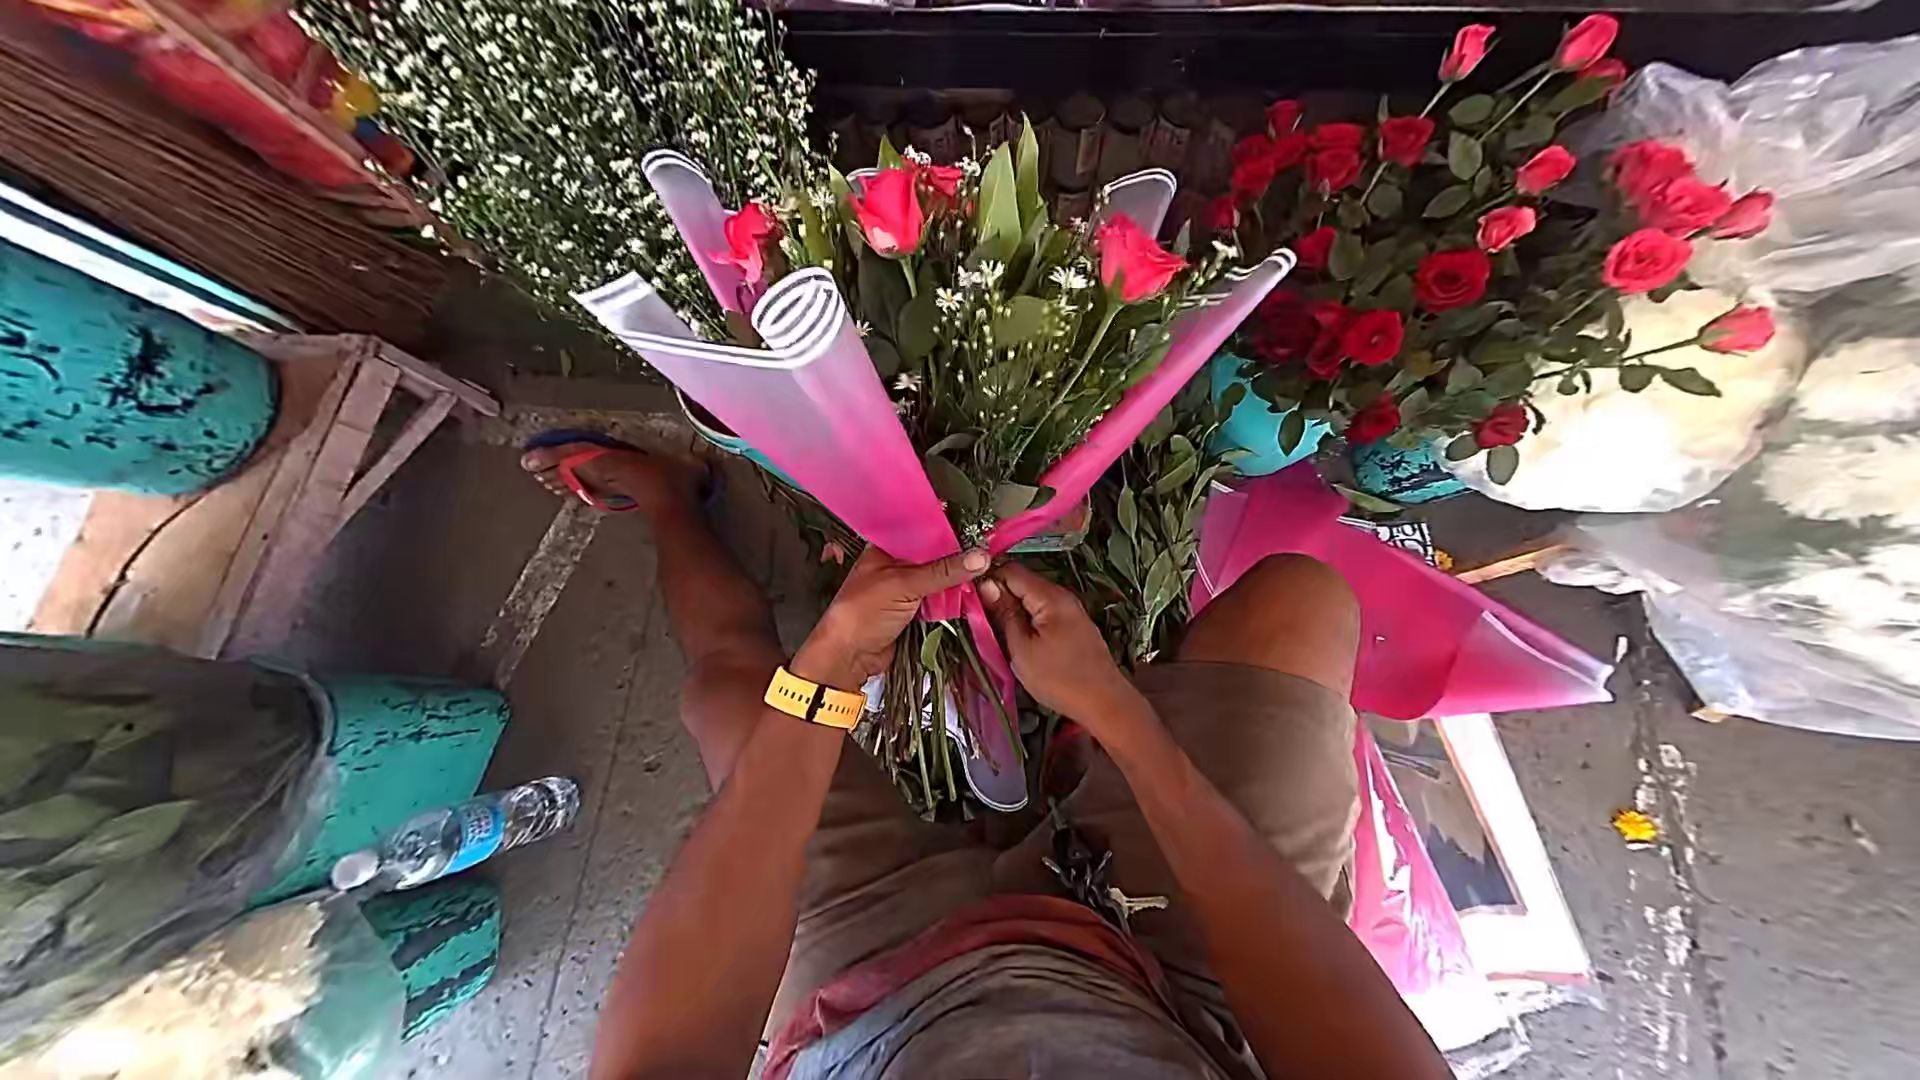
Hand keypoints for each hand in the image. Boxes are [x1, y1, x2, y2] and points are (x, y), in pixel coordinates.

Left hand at [791, 545, 989, 691]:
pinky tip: (971, 595)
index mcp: (886, 550)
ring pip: (939, 580)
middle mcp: (897, 566)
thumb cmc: (864, 612)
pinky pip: (939, 601)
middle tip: (986, 553)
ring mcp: (906, 590)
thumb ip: (943, 571)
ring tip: (985, 572)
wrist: (850, 656)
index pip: (922, 532)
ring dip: (957, 581)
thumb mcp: (904, 584)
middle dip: (957, 557)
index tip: (976, 529)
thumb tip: (980, 558)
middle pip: (934, 557)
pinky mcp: (914, 611)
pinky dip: (952, 600)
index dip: (947, 530)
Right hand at [978, 562, 1137, 725]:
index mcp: (1050, 596)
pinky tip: (1017, 634)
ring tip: (993, 626)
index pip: (1011, 570)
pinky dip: (1027, 617)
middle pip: (1023, 582)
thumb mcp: (1022, 649)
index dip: (988, 578)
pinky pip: (1043, 610)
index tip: (968, 596)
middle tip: (976, 615)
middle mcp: (1062, 595)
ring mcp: (1070, 609)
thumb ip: (1004, 614)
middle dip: (999, 594)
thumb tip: (986, 585)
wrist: (1104, 703)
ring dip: (1012, 607)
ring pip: (1032, 598)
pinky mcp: (1073, 624)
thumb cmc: (1059, 679)